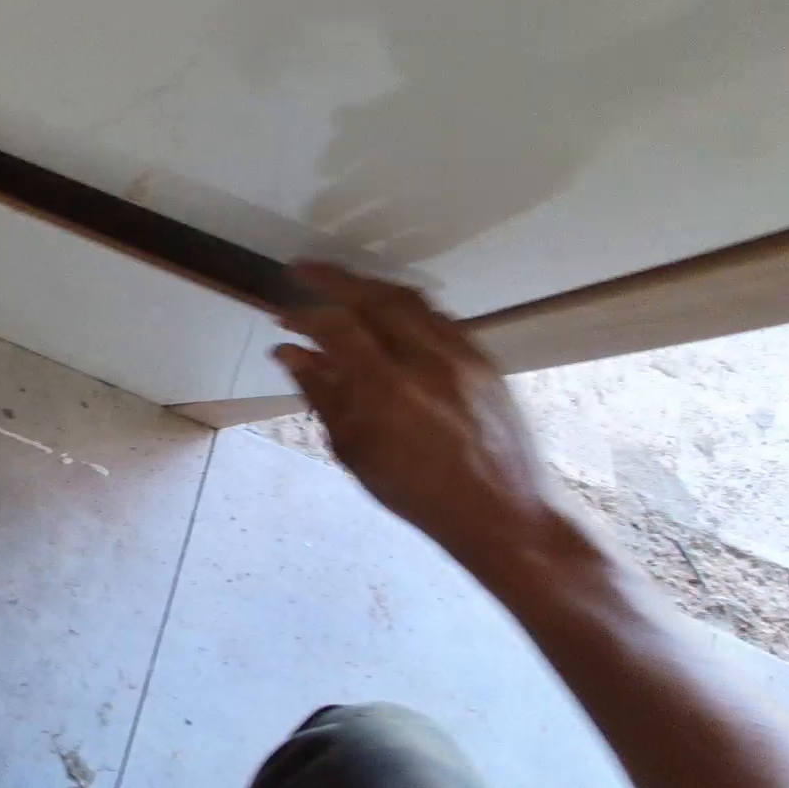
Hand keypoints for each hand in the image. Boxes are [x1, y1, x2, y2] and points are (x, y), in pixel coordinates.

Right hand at [273, 263, 564, 568]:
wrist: (507, 516)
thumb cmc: (415, 491)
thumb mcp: (353, 448)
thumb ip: (320, 393)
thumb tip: (288, 352)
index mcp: (388, 389)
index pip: (337, 328)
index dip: (304, 316)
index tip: (280, 318)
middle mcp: (428, 362)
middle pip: (375, 298)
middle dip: (333, 279)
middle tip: (301, 270)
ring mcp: (463, 358)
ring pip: (410, 300)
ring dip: (369, 286)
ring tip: (341, 282)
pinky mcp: (486, 362)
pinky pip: (439, 316)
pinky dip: (403, 305)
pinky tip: (386, 312)